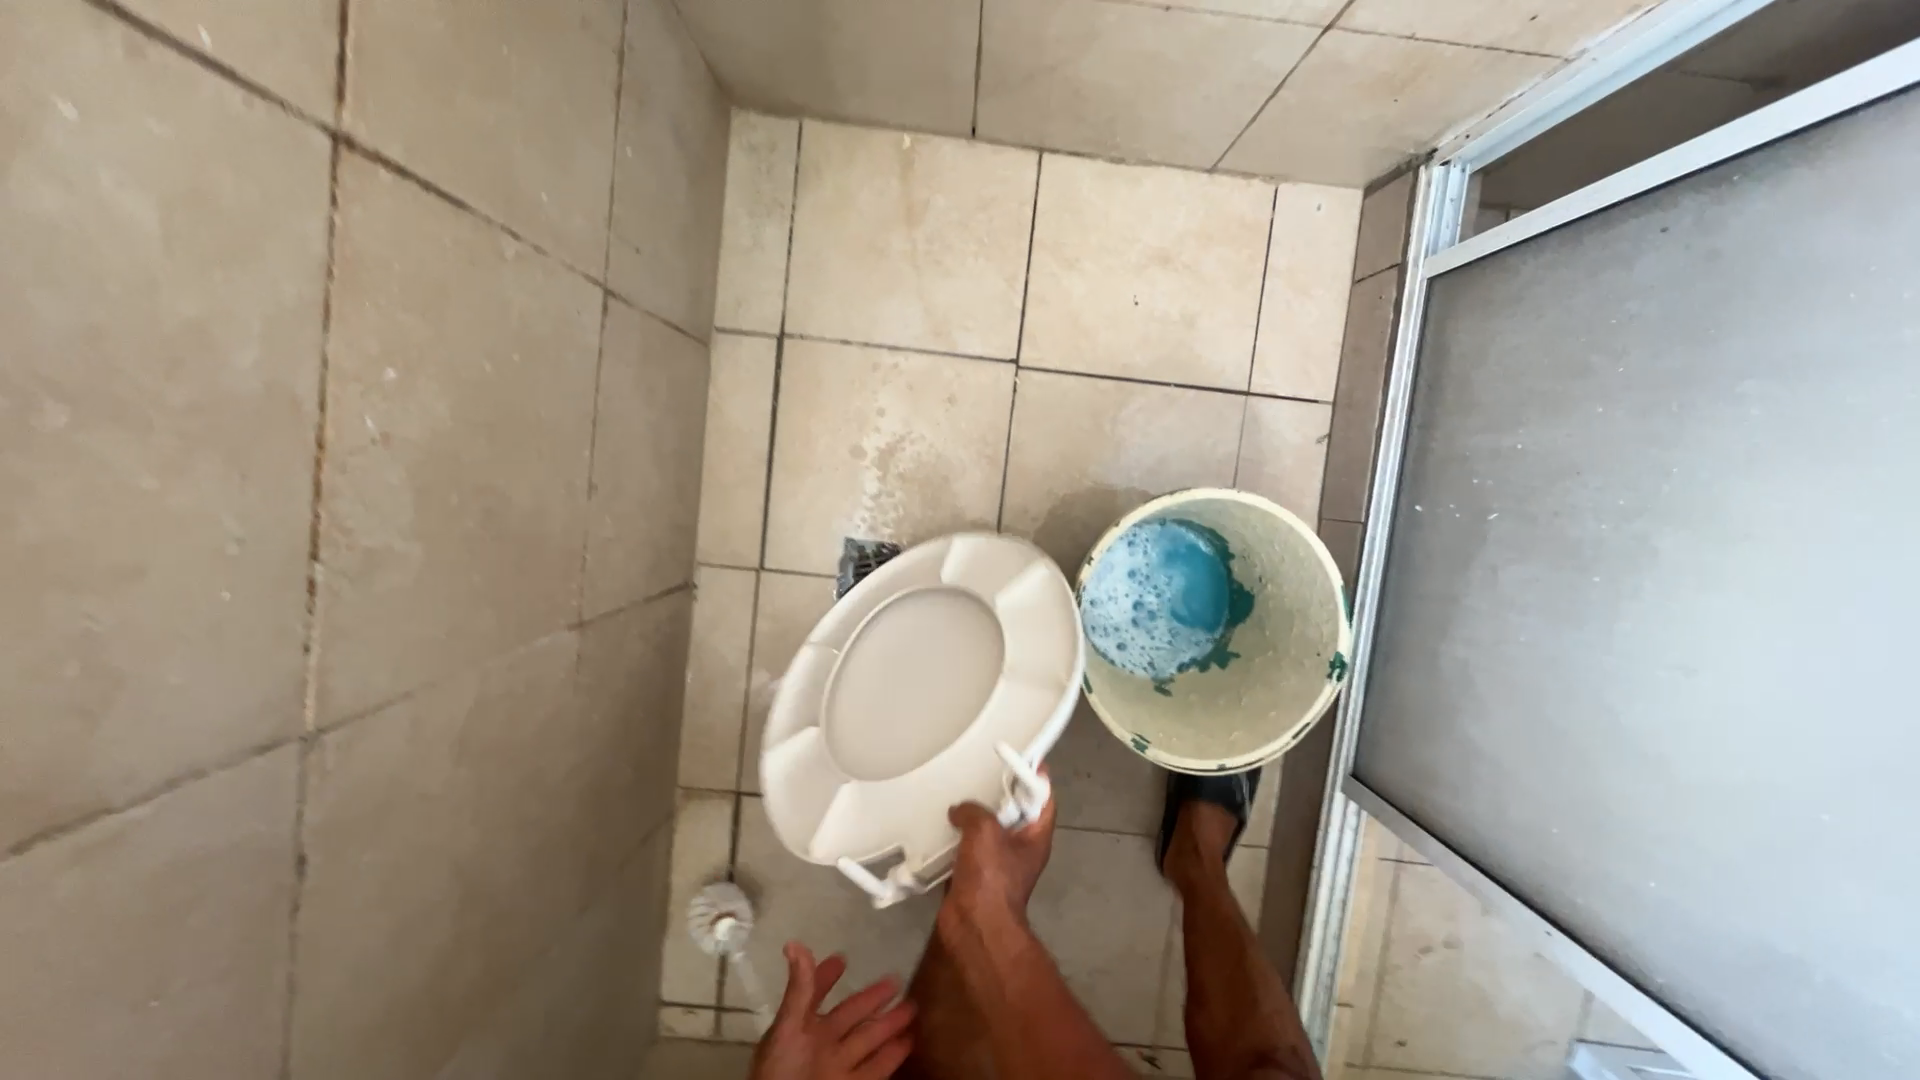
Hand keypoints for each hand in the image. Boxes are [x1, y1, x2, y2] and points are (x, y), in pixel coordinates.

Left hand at [749, 943, 914, 1079]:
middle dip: (872, 997)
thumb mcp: (787, 1028)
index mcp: (801, 1028)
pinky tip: (910, 1042)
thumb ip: (800, 990)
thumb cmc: (780, 1073)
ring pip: (868, 1039)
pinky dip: (893, 1056)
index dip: (825, 977)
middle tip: (896, 979)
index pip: (814, 995)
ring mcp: (838, 1067)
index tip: (842, 958)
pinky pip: (876, 1069)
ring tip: (913, 1007)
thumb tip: (794, 943)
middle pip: (851, 1016)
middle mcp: (821, 1044)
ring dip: (890, 1023)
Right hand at [939, 778, 1056, 934]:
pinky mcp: (974, 876)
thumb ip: (974, 811)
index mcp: (1036, 838)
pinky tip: (940, 825)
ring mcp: (997, 865)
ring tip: (957, 793)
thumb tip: (959, 811)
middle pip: (1014, 813)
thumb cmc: (991, 877)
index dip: (1036, 778)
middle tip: (981, 771)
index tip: (1023, 757)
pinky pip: (966, 849)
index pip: (1044, 799)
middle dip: (999, 794)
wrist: (973, 927)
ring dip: (973, 817)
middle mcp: (1021, 850)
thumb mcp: (985, 830)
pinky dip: (955, 838)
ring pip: (987, 831)